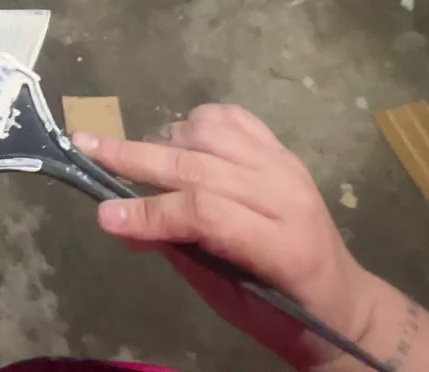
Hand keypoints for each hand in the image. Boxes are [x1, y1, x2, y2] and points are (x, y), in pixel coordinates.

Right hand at [75, 104, 378, 371]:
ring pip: (207, 130)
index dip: (150, 211)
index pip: (204, 212)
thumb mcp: (226, 297)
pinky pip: (228, 116)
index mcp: (282, 246)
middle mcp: (286, 195)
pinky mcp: (280, 148)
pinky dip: (192, 121)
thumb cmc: (280, 311)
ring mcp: (285, 164)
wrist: (343, 299)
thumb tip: (116, 219)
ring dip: (163, 139)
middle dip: (133, 157)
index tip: (102, 215)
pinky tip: (177, 140)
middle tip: (85, 145)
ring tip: (138, 156)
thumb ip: (175, 250)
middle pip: (197, 165)